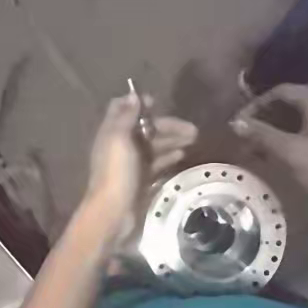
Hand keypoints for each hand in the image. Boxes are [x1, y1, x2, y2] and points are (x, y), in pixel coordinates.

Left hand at [84, 85, 197, 229]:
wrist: (113, 212)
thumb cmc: (116, 172)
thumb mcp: (119, 139)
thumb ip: (126, 117)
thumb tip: (134, 95)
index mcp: (113, 132)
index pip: (122, 110)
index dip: (139, 104)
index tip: (159, 103)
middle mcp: (121, 145)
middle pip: (145, 129)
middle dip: (168, 126)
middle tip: (193, 130)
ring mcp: (131, 164)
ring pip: (154, 146)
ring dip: (172, 141)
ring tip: (194, 140)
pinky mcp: (141, 180)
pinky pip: (157, 163)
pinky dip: (168, 157)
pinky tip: (182, 155)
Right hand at [230, 84, 307, 205]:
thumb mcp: (291, 152)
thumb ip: (262, 135)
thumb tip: (235, 123)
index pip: (280, 91)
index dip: (256, 106)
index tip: (238, 124)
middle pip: (289, 102)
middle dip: (265, 119)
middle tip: (245, 137)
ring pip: (298, 117)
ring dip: (276, 130)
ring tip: (256, 147)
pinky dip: (290, 137)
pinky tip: (276, 152)